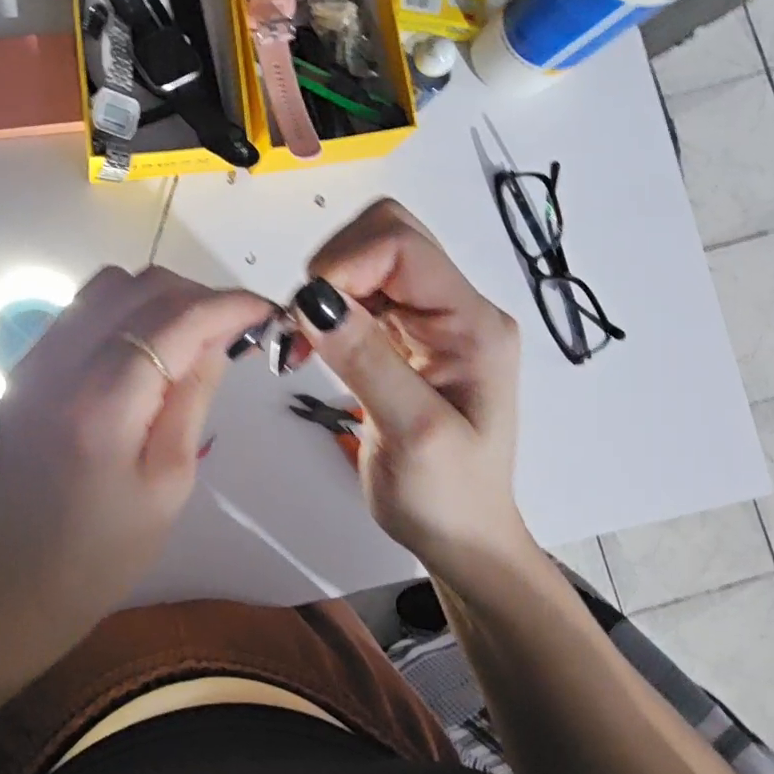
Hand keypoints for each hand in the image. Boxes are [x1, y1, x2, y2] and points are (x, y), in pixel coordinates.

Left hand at [0, 265, 274, 631]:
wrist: (26, 575)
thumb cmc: (109, 548)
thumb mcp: (171, 481)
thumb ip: (193, 396)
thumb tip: (220, 334)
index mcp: (102, 407)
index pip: (173, 321)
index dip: (227, 305)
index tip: (265, 311)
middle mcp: (59, 367)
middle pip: (138, 288)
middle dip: (196, 296)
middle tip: (232, 330)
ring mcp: (33, 363)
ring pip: (105, 286)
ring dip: (158, 297)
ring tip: (190, 334)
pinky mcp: (23, 368)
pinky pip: (80, 310)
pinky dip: (122, 310)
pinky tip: (143, 345)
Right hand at [289, 199, 529, 561]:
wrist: (460, 536)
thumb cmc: (446, 496)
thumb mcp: (411, 432)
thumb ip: (366, 360)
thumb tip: (312, 299)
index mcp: (473, 324)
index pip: (402, 245)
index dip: (345, 264)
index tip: (310, 317)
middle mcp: (455, 310)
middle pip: (385, 237)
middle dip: (331, 271)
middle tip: (304, 329)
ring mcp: (429, 323)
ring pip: (365, 264)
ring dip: (322, 294)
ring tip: (301, 347)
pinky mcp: (402, 340)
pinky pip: (356, 298)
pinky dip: (323, 314)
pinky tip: (308, 352)